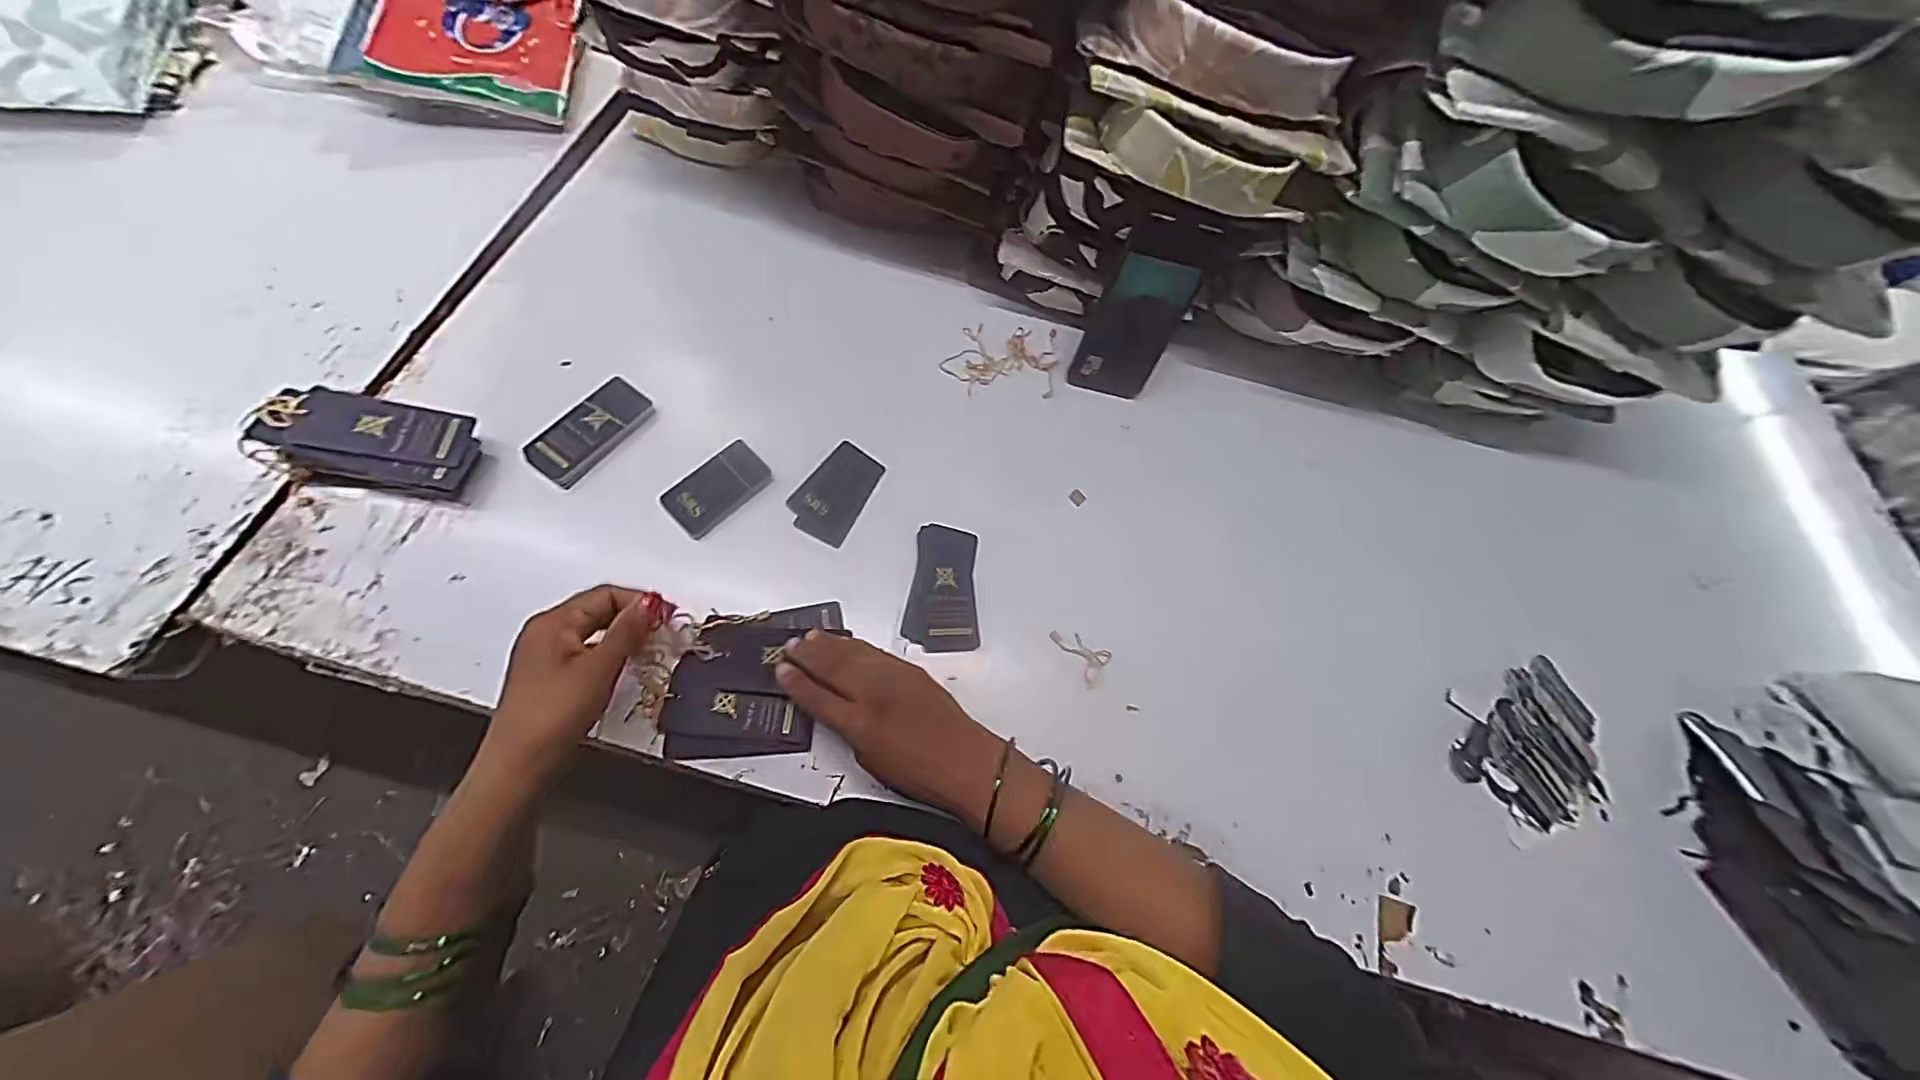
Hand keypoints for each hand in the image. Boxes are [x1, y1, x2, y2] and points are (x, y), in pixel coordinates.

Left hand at [481, 584, 663, 787]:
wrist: (520, 765)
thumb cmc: (548, 719)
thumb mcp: (599, 668)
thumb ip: (627, 631)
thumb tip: (648, 603)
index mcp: (552, 623)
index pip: (606, 595)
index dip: (640, 602)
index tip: (667, 615)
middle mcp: (545, 634)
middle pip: (601, 610)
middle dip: (635, 618)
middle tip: (664, 631)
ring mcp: (547, 656)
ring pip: (597, 632)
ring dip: (626, 637)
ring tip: (650, 649)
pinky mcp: (553, 677)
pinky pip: (590, 651)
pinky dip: (613, 654)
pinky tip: (626, 668)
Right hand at [775, 631, 1007, 823]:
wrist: (965, 760)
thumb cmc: (921, 772)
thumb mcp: (871, 761)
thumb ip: (849, 732)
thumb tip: (838, 712)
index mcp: (859, 724)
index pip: (817, 696)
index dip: (795, 682)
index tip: (781, 670)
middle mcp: (874, 695)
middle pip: (831, 667)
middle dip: (807, 655)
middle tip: (789, 646)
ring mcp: (894, 678)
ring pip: (853, 654)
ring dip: (829, 645)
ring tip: (810, 638)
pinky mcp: (911, 672)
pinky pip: (875, 653)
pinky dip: (857, 646)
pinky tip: (847, 643)